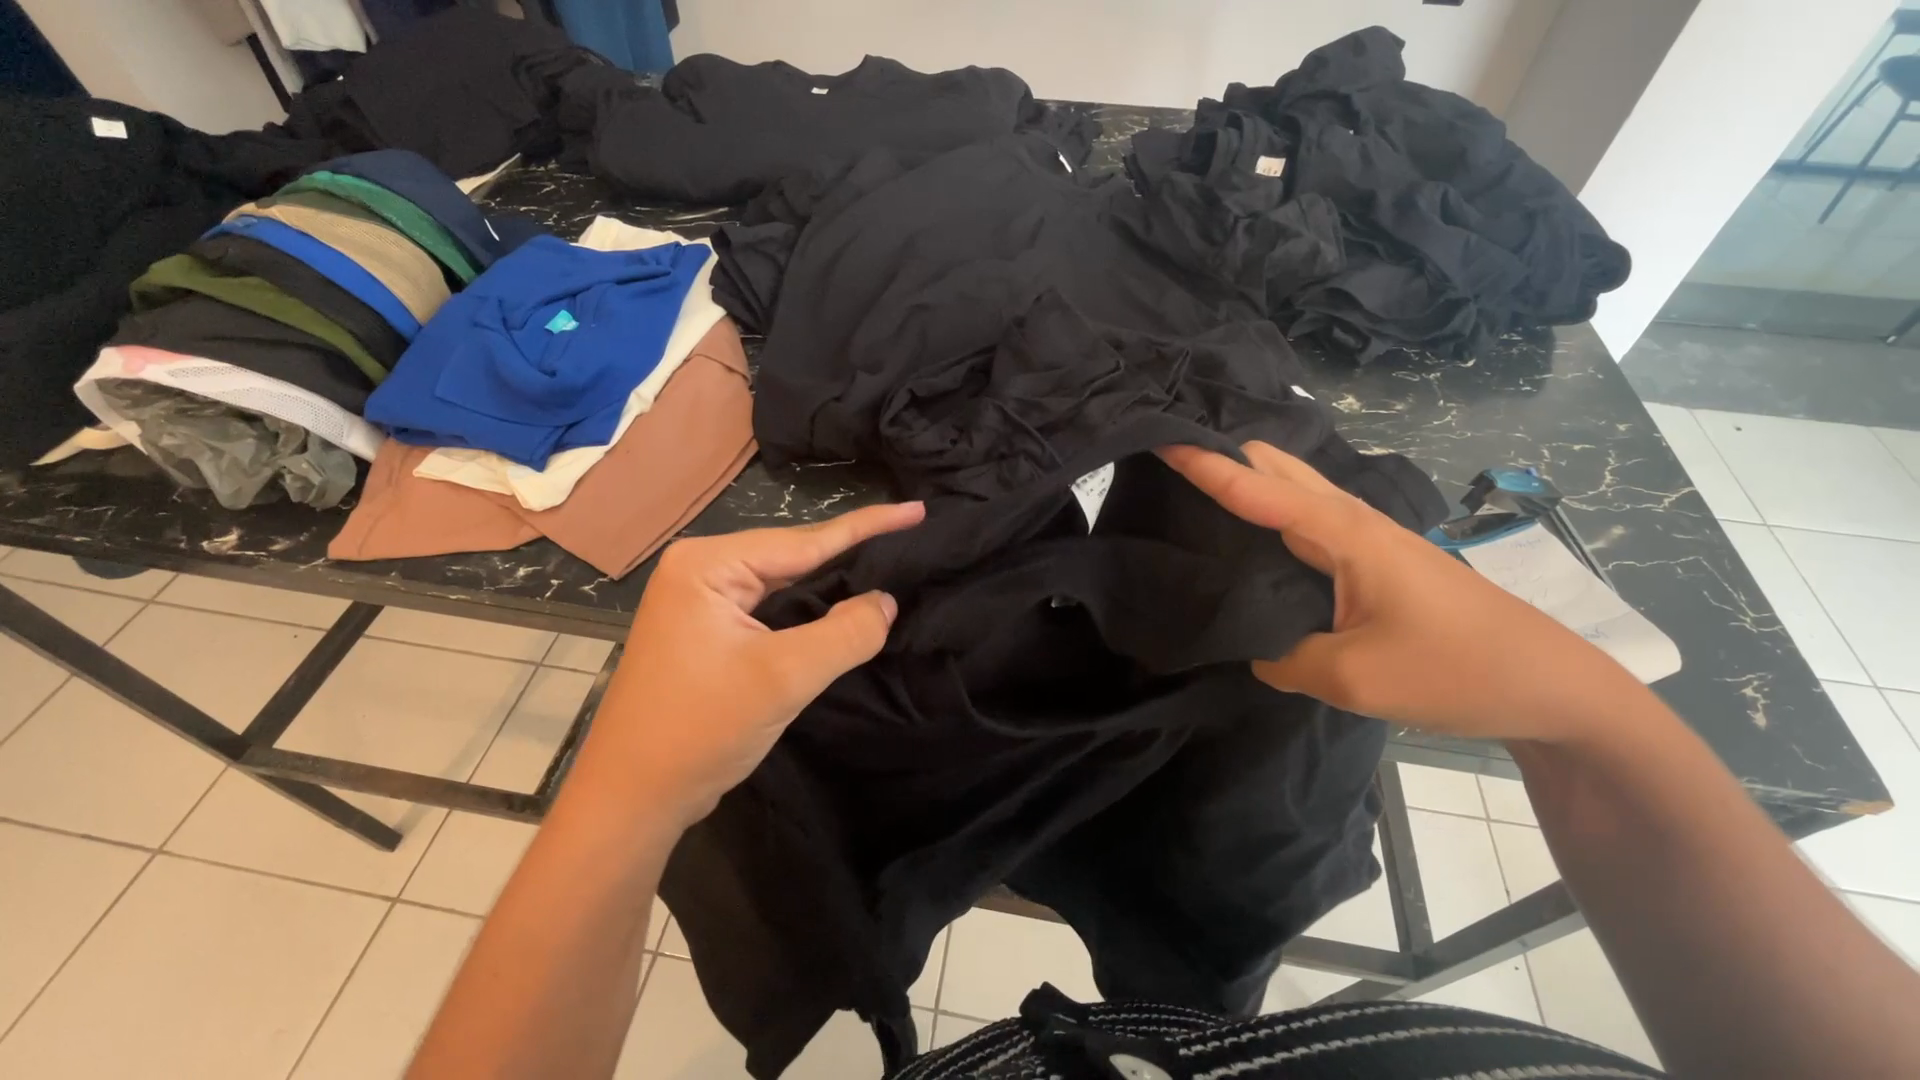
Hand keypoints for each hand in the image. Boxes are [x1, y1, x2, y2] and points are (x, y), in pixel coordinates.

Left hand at [583, 502, 925, 827]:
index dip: (867, 526)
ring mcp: (699, 603)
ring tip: (888, 566)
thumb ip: (845, 633)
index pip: (804, 541)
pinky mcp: (706, 633)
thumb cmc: (700, 729)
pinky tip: (840, 608)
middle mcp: (699, 571)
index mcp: (707, 565)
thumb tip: (886, 602)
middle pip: (792, 557)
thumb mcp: (783, 678)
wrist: (632, 796)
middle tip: (911, 540)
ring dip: (830, 583)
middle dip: (850, 553)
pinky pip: (769, 610)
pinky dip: (807, 611)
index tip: (918, 510)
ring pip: (782, 585)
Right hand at [1159, 441, 1644, 743]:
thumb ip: (1284, 658)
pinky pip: (1307, 523)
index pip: (1256, 488)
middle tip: (1167, 461)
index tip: (1156, 435)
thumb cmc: (1456, 671)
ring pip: (1293, 491)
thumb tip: (1255, 648)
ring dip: (1247, 482)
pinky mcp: (1376, 562)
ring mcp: (1369, 539)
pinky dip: (1269, 515)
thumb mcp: (1353, 678)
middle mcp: (1354, 521)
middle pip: (1277, 467)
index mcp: (1345, 533)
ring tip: (1192, 493)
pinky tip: (1249, 543)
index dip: (1204, 463)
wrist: (1552, 685)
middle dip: (1224, 454)